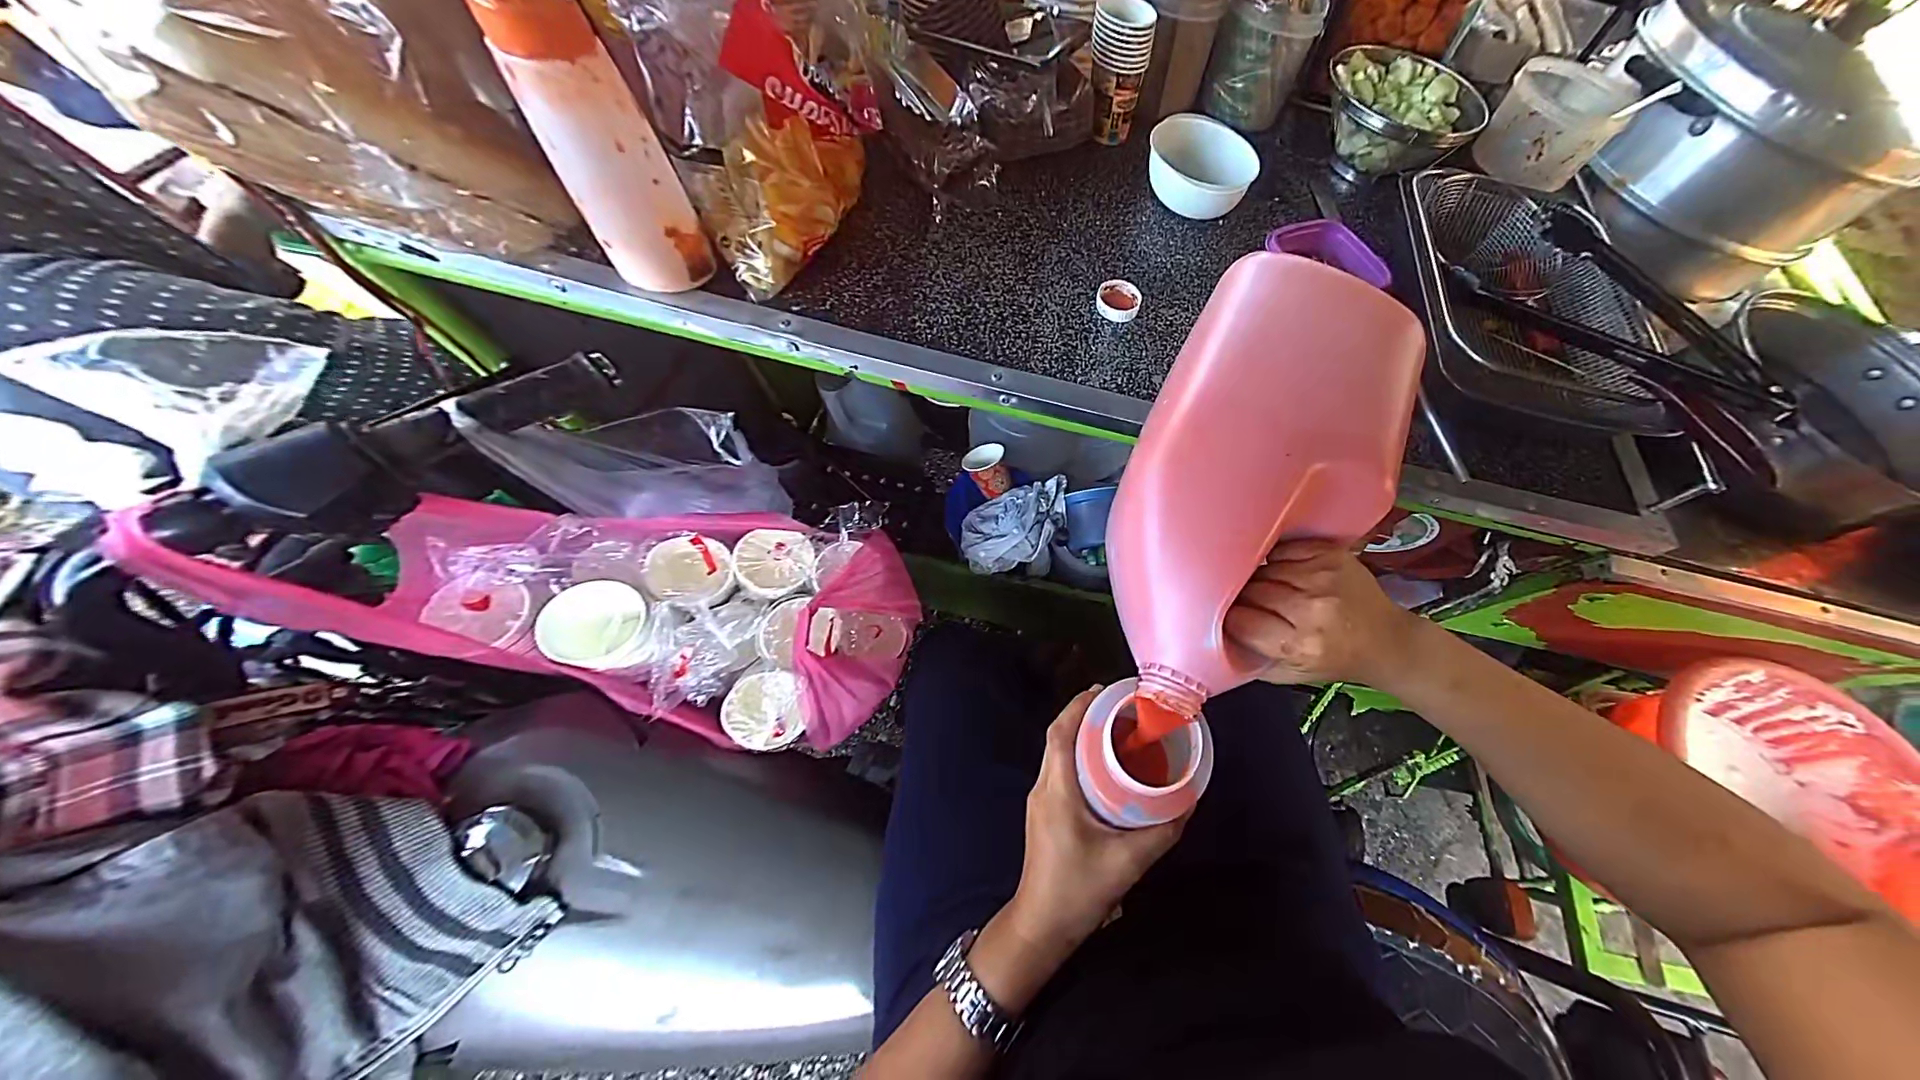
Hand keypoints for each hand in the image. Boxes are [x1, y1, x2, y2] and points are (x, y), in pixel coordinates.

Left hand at [1005, 688, 1187, 947]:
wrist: (1042, 923)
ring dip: (1080, 736)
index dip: (1078, 706)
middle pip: (1058, 738)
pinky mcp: (1044, 812)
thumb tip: (1187, 803)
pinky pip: (1060, 771)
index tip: (1104, 690)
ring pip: (1057, 754)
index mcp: (1056, 789)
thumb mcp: (1129, 862)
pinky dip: (1078, 758)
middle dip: (1084, 716)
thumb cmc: (1079, 889)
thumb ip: (1161, 832)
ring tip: (1115, 730)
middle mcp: (1043, 787)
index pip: (1060, 733)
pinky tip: (1103, 767)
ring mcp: (1040, 800)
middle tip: (1119, 708)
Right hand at [1223, 539, 1416, 686]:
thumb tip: (1212, 635)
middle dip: (1242, 598)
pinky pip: (1282, 550)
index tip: (1229, 620)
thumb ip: (1249, 657)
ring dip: (1258, 578)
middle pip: (1250, 591)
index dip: (1229, 620)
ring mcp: (1322, 577)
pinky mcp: (1330, 555)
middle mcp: (1312, 608)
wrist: (1386, 641)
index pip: (1240, 620)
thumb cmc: (1333, 660)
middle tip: (1246, 604)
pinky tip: (1281, 572)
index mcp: (1299, 644)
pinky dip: (1275, 560)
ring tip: (1265, 589)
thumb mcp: (1287, 674)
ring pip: (1264, 569)